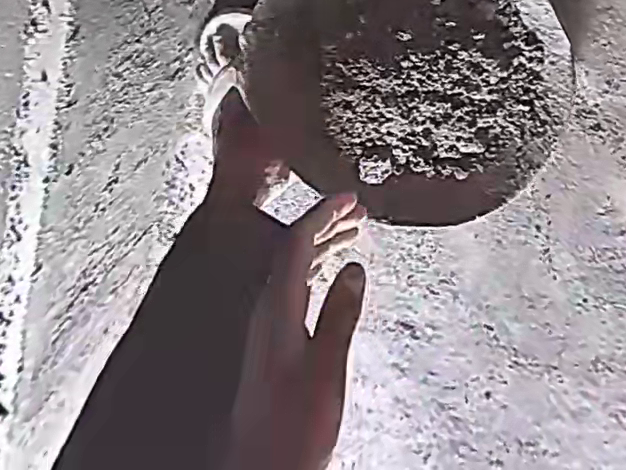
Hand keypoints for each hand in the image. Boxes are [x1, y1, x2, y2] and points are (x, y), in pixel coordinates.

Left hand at [222, 194, 368, 469]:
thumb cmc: (292, 428)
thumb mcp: (326, 368)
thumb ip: (340, 314)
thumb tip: (355, 268)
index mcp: (277, 306)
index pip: (297, 240)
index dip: (323, 212)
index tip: (348, 197)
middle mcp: (269, 308)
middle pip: (294, 247)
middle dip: (326, 222)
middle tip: (356, 209)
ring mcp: (270, 323)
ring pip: (296, 266)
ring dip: (324, 244)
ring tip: (352, 232)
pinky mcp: (275, 338)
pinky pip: (297, 285)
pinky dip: (317, 268)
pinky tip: (332, 272)